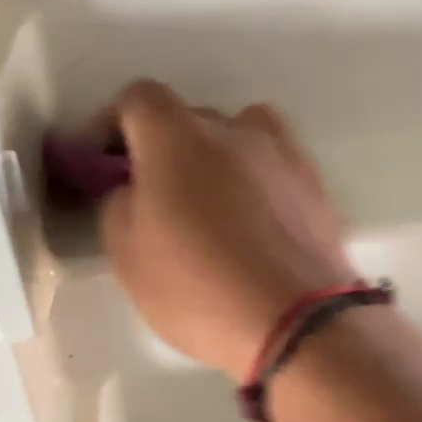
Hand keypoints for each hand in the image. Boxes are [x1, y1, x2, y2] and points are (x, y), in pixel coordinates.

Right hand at [98, 80, 355, 375]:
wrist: (299, 323)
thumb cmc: (200, 290)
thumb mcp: (128, 256)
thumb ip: (119, 204)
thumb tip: (133, 188)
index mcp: (178, 137)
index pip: (139, 98)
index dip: (114, 125)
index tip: (105, 162)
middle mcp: (234, 129)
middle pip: (191, 119)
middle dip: (168, 149)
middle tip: (160, 198)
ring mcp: (283, 153)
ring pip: (241, 137)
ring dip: (220, 159)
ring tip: (214, 206)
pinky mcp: (317, 184)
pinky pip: (275, 168)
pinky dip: (259, 182)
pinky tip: (256, 225)